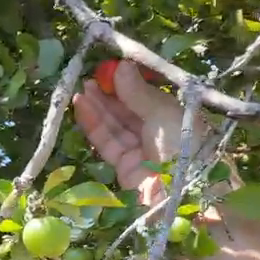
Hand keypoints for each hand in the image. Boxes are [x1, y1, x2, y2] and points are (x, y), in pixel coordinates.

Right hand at [71, 63, 203, 207]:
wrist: (179, 194)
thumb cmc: (180, 145)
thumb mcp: (162, 113)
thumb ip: (138, 92)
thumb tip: (121, 66)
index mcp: (174, 117)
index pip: (145, 97)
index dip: (126, 84)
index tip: (107, 70)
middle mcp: (157, 133)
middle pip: (128, 111)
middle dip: (107, 95)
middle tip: (88, 78)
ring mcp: (140, 151)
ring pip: (115, 126)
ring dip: (97, 108)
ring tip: (80, 90)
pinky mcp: (124, 167)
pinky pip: (107, 142)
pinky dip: (94, 125)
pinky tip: (82, 107)